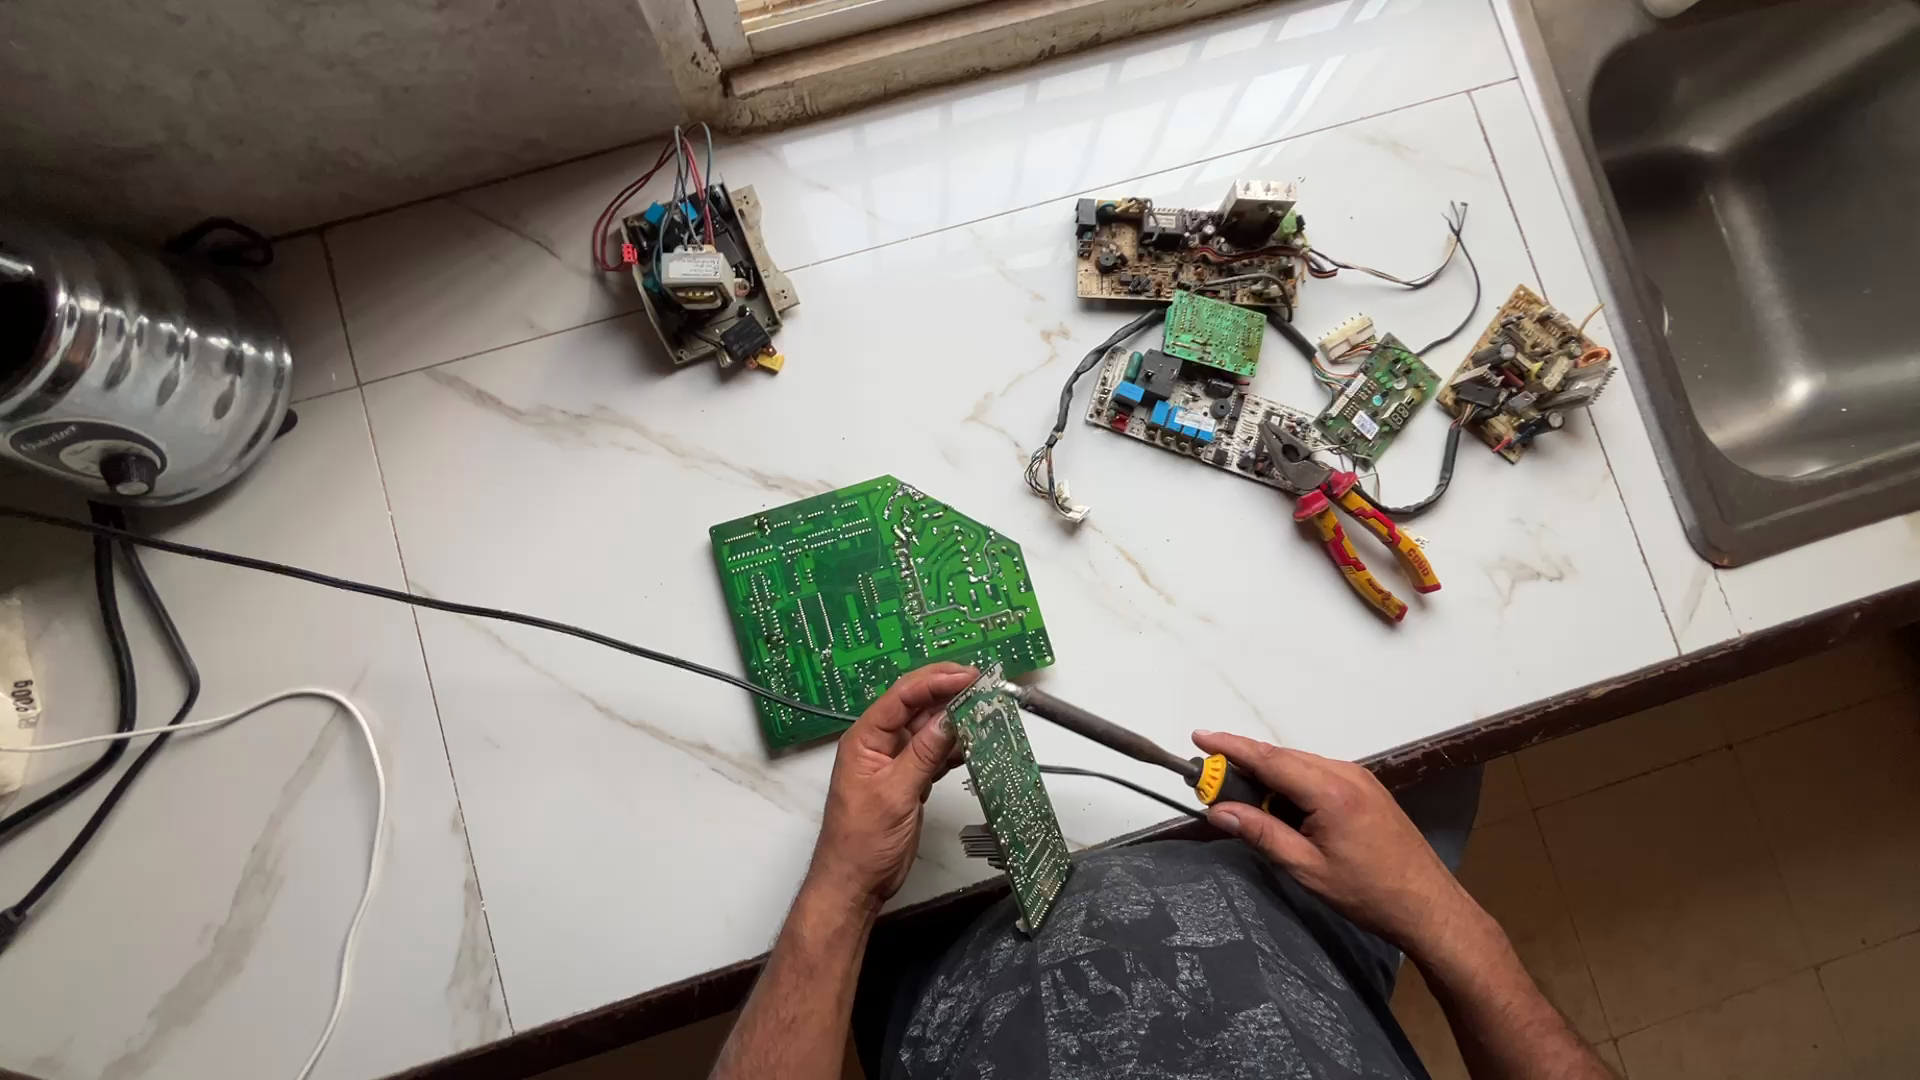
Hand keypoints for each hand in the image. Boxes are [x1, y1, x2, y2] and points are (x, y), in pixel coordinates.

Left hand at [805, 663, 977, 911]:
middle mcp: (880, 742)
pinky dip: (954, 745)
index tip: (967, 676)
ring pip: (928, 726)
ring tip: (984, 706)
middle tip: (981, 682)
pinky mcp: (909, 777)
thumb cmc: (862, 843)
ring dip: (955, 716)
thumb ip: (924, 754)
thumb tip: (951, 717)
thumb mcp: (896, 794)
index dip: (935, 681)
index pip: (902, 696)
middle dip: (946, 690)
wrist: (855, 884)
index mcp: (865, 738)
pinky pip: (934, 751)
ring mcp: (895, 759)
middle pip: (915, 704)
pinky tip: (974, 741)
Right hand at [1192, 730, 1488, 959]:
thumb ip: (1261, 833)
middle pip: (1281, 757)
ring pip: (1298, 763)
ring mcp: (1358, 777)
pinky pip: (1316, 771)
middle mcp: (1344, 773)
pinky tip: (1281, 804)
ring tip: (1243, 797)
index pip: (1269, 759)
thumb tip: (1219, 811)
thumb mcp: (1307, 868)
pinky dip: (1290, 781)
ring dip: (1267, 774)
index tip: (1199, 736)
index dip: (1230, 746)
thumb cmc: (1369, 893)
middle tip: (1211, 778)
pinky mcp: (1365, 787)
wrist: (1432, 909)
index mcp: (1330, 791)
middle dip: (1243, 762)